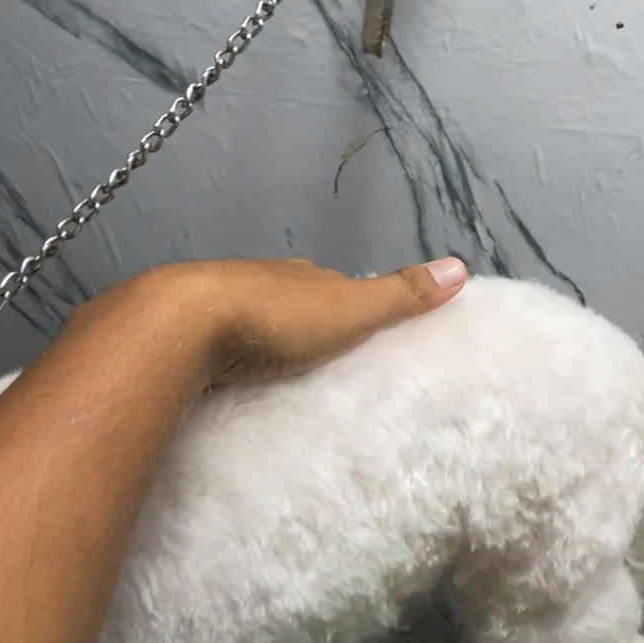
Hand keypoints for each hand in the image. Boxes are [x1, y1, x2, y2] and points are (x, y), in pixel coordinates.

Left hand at [79, 256, 467, 385]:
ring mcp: (219, 305)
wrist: (182, 325)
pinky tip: (235, 377)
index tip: (363, 333)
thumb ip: (401, 294)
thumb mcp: (352, 308)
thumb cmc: (277, 317)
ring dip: (268, 341)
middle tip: (325, 362)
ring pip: (255, 321)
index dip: (352, 305)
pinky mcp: (186, 333)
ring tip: (282, 376)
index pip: (335, 287)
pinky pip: (221, 343)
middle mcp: (261, 282)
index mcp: (302, 276)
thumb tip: (461, 266)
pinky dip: (234, 356)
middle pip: (294, 302)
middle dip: (308, 326)